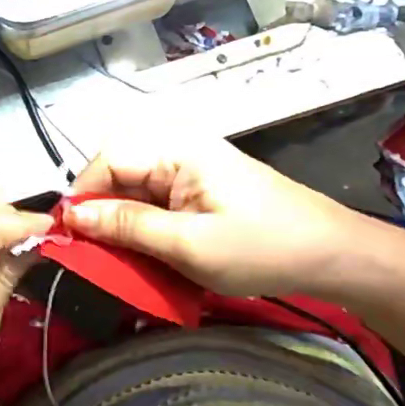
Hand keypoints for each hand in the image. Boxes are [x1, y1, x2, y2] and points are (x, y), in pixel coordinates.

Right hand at [66, 136, 379, 299]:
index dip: (84, 195)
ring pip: (135, 188)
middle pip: (119, 171)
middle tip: (101, 254)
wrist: (331, 255)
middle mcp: (179, 147)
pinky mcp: (200, 186)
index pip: (107, 158)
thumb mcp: (188, 244)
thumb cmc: (262, 248)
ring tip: (126, 258)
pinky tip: (151, 253)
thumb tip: (73, 215)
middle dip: (104, 212)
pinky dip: (147, 226)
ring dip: (125, 223)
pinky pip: (156, 199)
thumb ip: (127, 226)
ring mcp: (191, 166)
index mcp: (176, 148)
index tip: (74, 238)